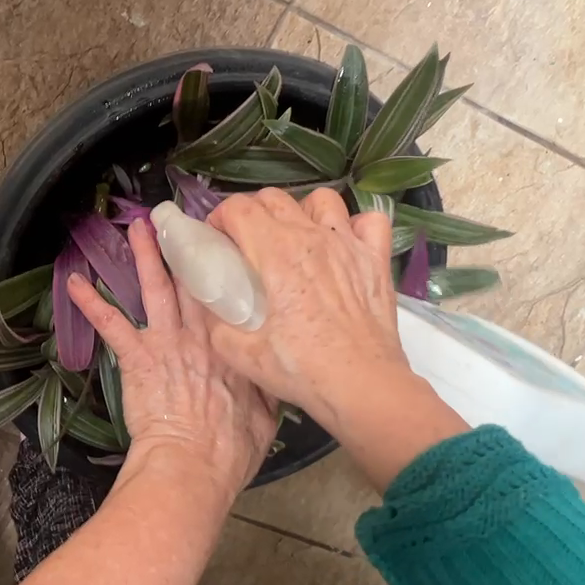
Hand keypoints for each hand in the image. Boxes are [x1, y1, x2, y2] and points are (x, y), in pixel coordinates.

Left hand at [67, 219, 278, 496]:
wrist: (193, 466)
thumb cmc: (231, 448)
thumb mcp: (268, 410)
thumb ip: (267, 377)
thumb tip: (276, 360)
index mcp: (233, 344)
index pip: (229, 293)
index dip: (224, 262)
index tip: (222, 236)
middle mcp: (201, 334)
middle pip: (193, 281)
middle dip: (187, 245)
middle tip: (180, 216)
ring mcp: (167, 342)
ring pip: (156, 288)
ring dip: (145, 256)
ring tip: (138, 226)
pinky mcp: (138, 357)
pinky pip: (111, 324)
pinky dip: (91, 303)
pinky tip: (75, 282)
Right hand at [202, 189, 465, 490]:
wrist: (361, 386)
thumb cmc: (299, 368)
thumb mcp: (237, 351)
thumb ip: (215, 321)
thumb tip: (208, 304)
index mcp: (273, 252)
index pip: (239, 207)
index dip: (220, 217)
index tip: (217, 238)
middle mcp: (310, 237)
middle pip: (274, 198)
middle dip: (253, 211)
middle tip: (247, 241)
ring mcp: (348, 245)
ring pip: (321, 200)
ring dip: (302, 211)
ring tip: (295, 236)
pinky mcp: (376, 260)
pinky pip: (369, 221)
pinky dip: (354, 225)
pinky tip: (343, 244)